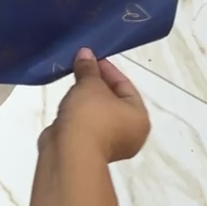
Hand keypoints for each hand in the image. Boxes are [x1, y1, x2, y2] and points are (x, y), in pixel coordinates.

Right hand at [41, 48, 149, 163]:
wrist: (70, 152)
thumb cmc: (90, 116)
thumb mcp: (90, 85)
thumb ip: (89, 68)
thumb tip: (85, 52)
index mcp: (139, 117)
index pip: (126, 86)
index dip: (107, 69)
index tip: (90, 58)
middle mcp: (131, 133)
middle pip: (114, 100)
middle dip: (96, 84)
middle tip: (80, 69)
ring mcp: (111, 145)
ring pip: (99, 113)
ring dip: (87, 99)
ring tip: (71, 84)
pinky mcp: (91, 150)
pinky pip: (87, 125)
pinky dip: (79, 114)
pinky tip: (67, 104)